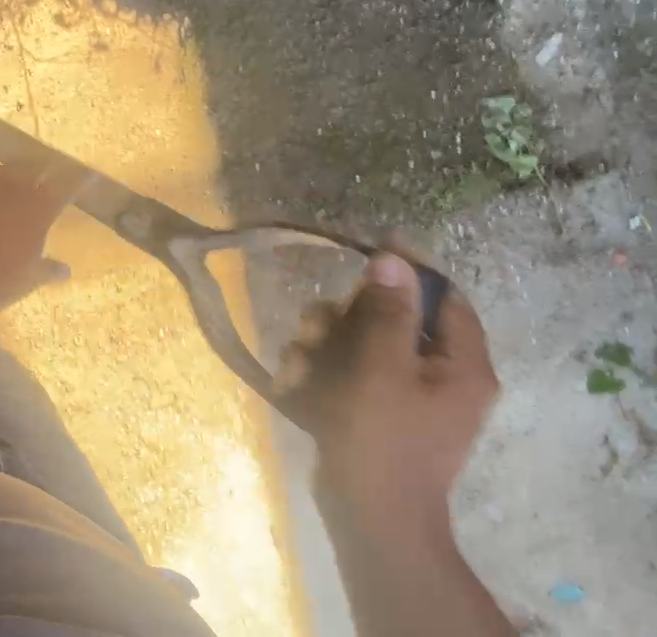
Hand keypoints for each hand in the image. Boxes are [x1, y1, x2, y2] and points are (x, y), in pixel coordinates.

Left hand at [0, 162, 82, 322]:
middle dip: (38, 169)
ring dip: (2, 172)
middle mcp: (8, 191)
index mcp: (35, 212)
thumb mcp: (26, 281)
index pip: (63, 187)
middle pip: (28, 169)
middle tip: (42, 172)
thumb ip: (47, 270)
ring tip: (5, 177)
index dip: (76, 179)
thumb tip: (65, 269)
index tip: (85, 174)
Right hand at [282, 253, 499, 539]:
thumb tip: (391, 258)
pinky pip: (337, 369)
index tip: (368, 244)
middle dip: (341, 318)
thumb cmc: (382, 437)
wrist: (366, 509)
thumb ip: (386, 313)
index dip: (408, 270)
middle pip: (386, 316)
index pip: (445, 298)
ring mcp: (398, 391)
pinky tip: (292, 385)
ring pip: (351, 340)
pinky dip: (312, 371)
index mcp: (461, 365)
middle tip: (314, 330)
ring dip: (316, 345)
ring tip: (298, 368)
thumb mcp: (382, 369)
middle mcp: (435, 373)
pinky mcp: (367, 406)